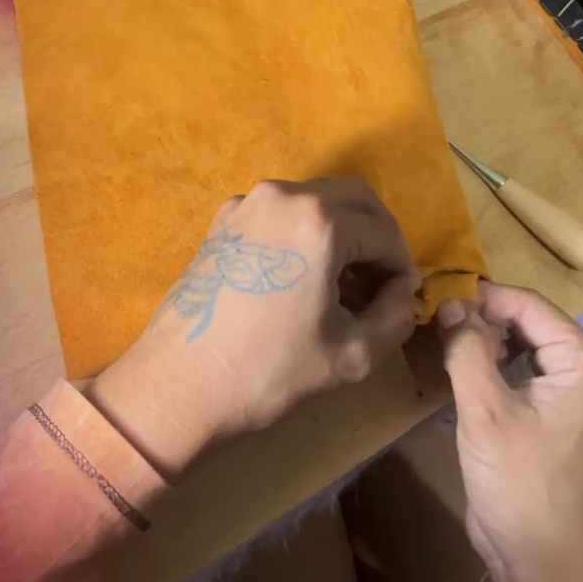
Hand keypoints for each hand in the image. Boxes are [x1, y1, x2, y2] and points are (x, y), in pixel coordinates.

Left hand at [89, 178, 421, 478]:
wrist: (180, 386)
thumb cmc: (269, 372)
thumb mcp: (354, 354)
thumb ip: (396, 315)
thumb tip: (400, 291)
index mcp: (319, 221)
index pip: (385, 234)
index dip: (402, 269)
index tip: (401, 300)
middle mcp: (283, 195)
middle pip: (355, 199)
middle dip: (377, 238)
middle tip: (380, 283)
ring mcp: (246, 203)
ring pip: (317, 202)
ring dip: (342, 234)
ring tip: (342, 286)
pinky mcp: (222, 221)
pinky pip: (281, 213)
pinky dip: (304, 235)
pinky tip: (301, 280)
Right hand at [438, 282, 582, 581]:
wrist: (539, 553)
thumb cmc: (518, 482)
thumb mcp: (485, 412)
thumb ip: (467, 350)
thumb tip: (449, 303)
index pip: (528, 305)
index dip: (481, 297)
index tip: (434, 296)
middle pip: (527, 319)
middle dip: (482, 317)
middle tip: (435, 322)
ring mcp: (572, 387)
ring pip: (522, 341)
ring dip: (484, 338)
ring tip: (444, 343)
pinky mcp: (554, 407)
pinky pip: (522, 366)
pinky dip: (492, 361)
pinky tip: (463, 368)